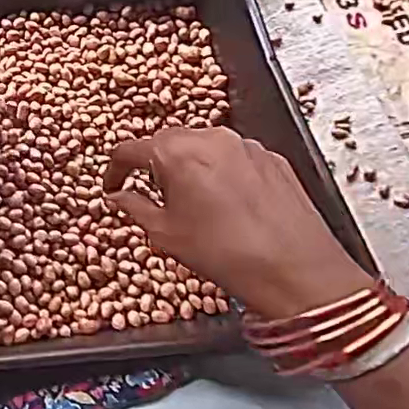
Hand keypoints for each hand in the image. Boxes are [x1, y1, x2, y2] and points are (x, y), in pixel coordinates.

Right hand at [102, 127, 370, 317]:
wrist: (296, 269)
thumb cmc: (223, 253)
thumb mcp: (163, 233)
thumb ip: (134, 206)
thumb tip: (119, 196)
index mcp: (175, 153)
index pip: (130, 149)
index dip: (115, 169)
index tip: (113, 186)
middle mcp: (210, 138)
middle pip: (167, 140)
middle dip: (152, 163)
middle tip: (148, 192)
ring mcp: (245, 145)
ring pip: (202, 144)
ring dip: (186, 164)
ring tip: (187, 199)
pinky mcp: (273, 158)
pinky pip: (232, 155)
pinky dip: (217, 170)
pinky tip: (221, 201)